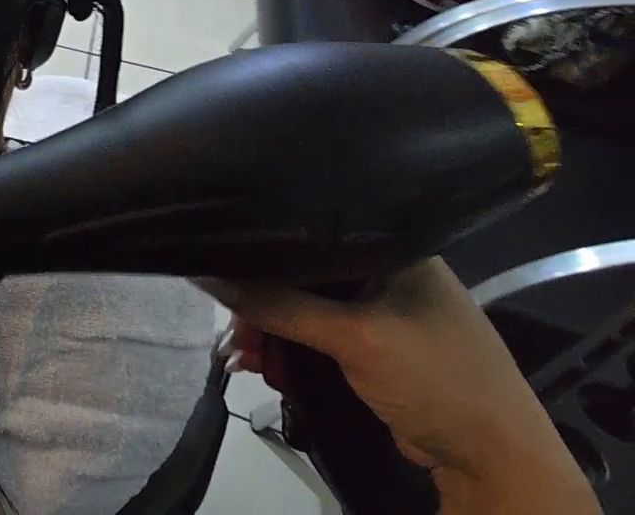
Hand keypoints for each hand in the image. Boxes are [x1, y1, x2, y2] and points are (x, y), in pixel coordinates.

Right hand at [204, 259, 596, 511]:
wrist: (498, 465)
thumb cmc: (437, 381)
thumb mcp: (352, 336)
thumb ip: (275, 303)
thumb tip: (201, 273)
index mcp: (392, 251)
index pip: (306, 233)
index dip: (259, 252)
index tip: (223, 278)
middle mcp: (383, 272)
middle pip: (295, 276)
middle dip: (258, 308)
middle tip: (237, 339)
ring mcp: (378, 310)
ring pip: (297, 307)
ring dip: (266, 334)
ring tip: (246, 362)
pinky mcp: (370, 344)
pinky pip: (310, 333)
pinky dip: (284, 350)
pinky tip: (265, 368)